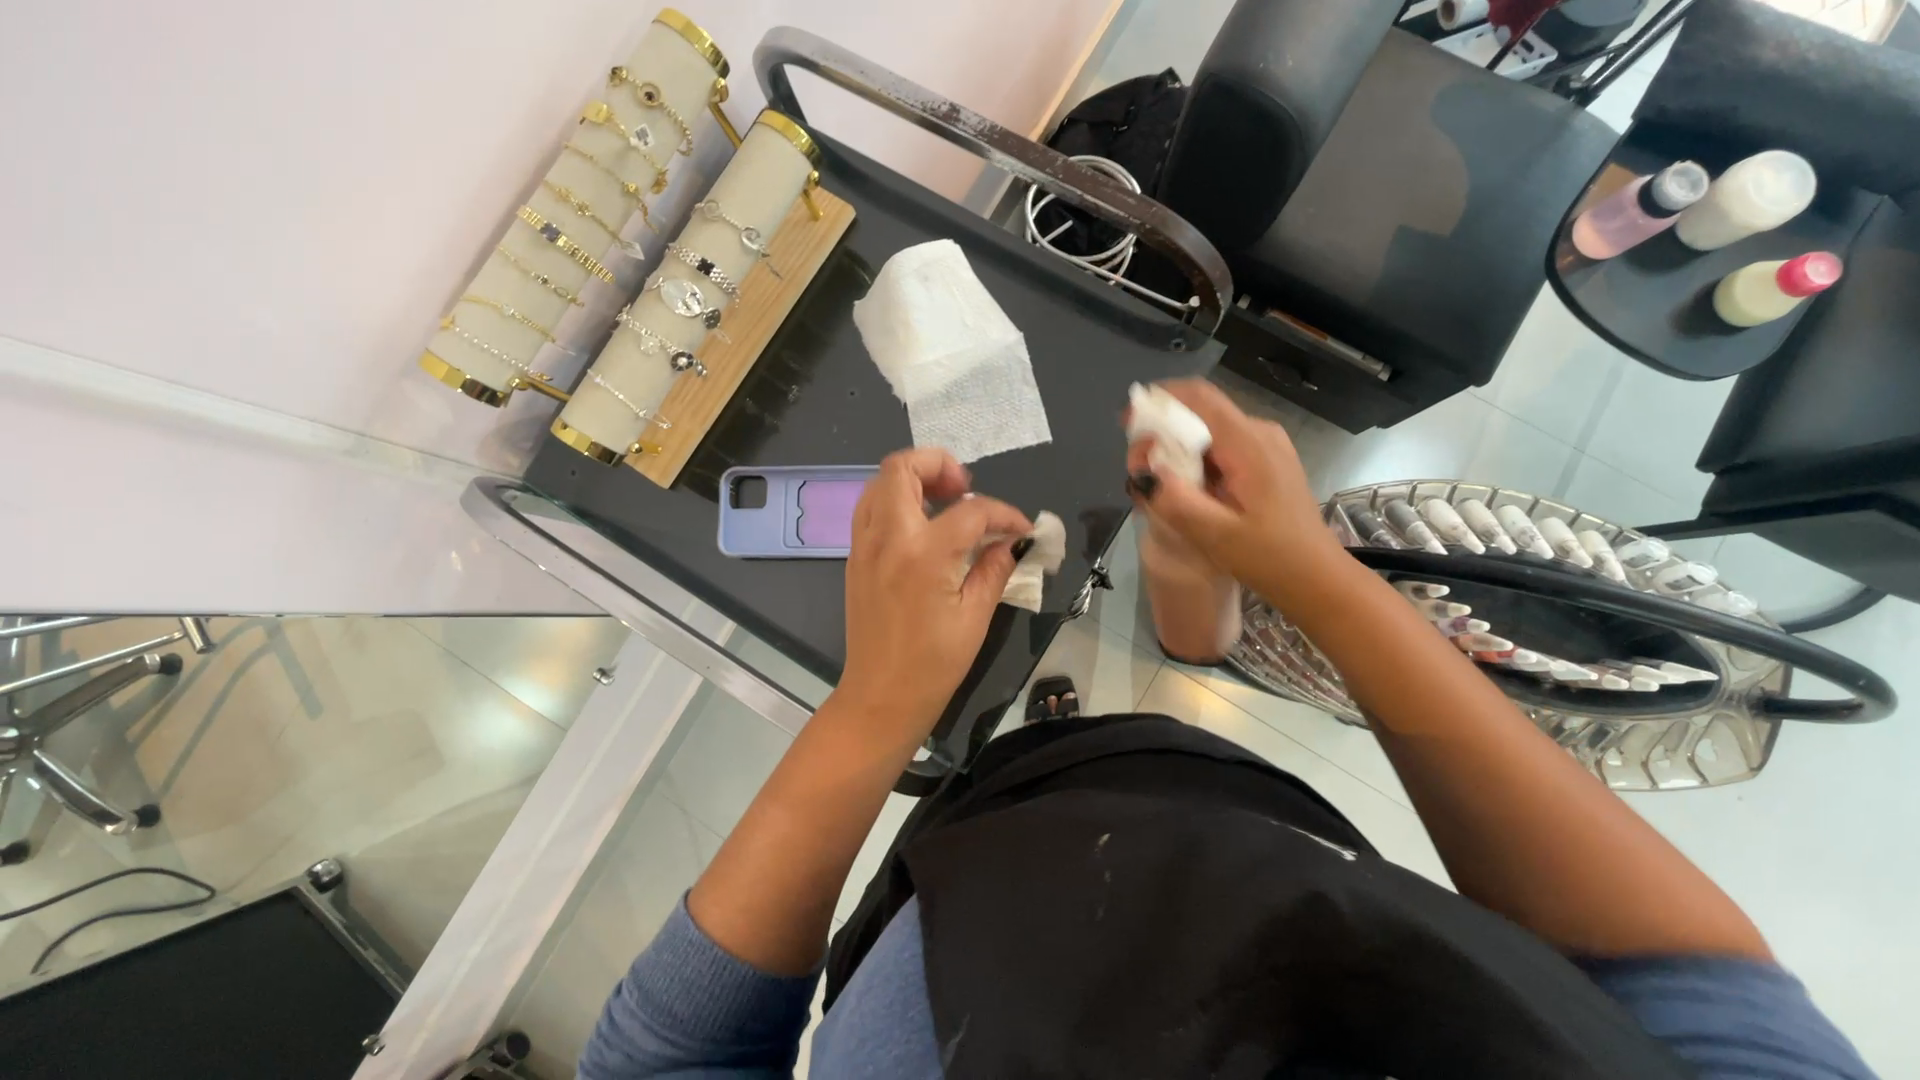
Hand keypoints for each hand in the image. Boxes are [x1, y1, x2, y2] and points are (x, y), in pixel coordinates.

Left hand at [838, 448, 1031, 732]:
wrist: (881, 697)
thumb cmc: (934, 664)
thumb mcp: (976, 616)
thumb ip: (994, 568)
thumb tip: (1010, 541)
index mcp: (924, 555)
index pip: (970, 510)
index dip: (1002, 513)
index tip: (1020, 528)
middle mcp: (888, 538)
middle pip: (902, 468)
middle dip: (939, 465)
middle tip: (965, 489)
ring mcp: (864, 545)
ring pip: (879, 482)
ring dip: (913, 479)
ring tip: (944, 503)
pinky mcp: (855, 557)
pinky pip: (870, 508)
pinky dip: (896, 501)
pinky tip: (922, 527)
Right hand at [1126, 379, 1345, 603]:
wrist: (1316, 578)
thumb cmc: (1270, 558)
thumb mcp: (1215, 535)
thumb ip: (1175, 499)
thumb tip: (1145, 471)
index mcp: (1249, 444)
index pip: (1199, 397)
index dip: (1158, 400)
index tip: (1129, 422)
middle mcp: (1259, 433)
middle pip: (1200, 413)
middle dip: (1162, 434)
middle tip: (1140, 471)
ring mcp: (1266, 446)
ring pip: (1208, 432)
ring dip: (1177, 451)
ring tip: (1158, 485)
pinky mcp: (1266, 461)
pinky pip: (1221, 448)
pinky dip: (1196, 462)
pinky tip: (1187, 492)